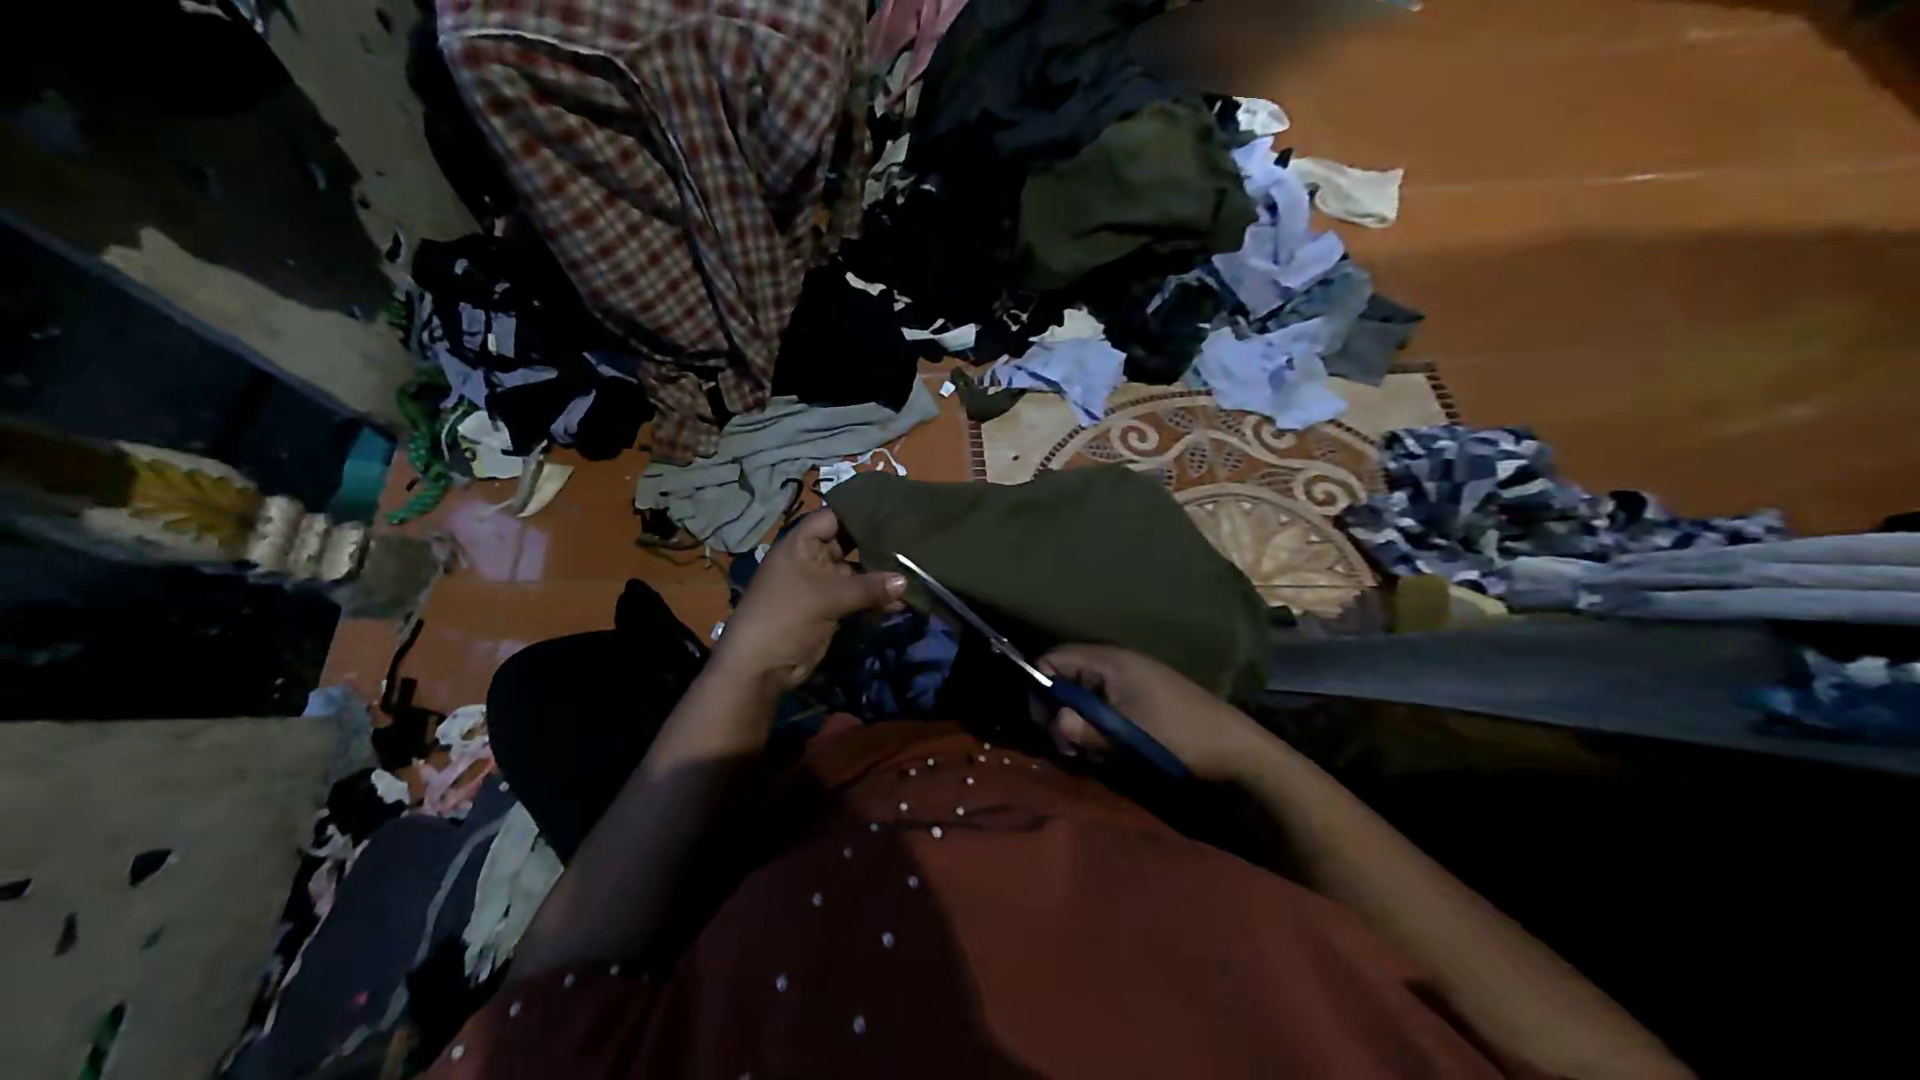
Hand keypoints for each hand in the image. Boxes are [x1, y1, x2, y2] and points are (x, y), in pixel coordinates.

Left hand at [712, 510, 906, 690]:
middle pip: (849, 544)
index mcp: (801, 544)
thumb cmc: (787, 617)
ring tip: (914, 574)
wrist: (760, 667)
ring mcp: (820, 584)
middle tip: (913, 540)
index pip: (834, 516)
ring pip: (856, 573)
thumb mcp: (828, 597)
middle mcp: (811, 559)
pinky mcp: (829, 608)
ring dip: (880, 577)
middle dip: (877, 545)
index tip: (894, 511)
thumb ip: (868, 587)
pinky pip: (856, 596)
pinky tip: (900, 603)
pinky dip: (875, 599)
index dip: (860, 513)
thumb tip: (906, 582)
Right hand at [1038, 645, 1268, 782]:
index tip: (1047, 724)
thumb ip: (1083, 728)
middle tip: (1069, 748)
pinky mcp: (1142, 695)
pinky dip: (1099, 725)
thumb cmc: (1178, 734)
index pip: (1053, 659)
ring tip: (1091, 753)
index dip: (1041, 688)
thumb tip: (1054, 723)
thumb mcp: (1125, 735)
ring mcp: (1130, 678)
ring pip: (1084, 694)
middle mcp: (1116, 662)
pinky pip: (1105, 702)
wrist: (1235, 746)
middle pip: (1066, 677)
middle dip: (1060, 712)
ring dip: (1080, 724)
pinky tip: (1109, 749)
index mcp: (1109, 661)